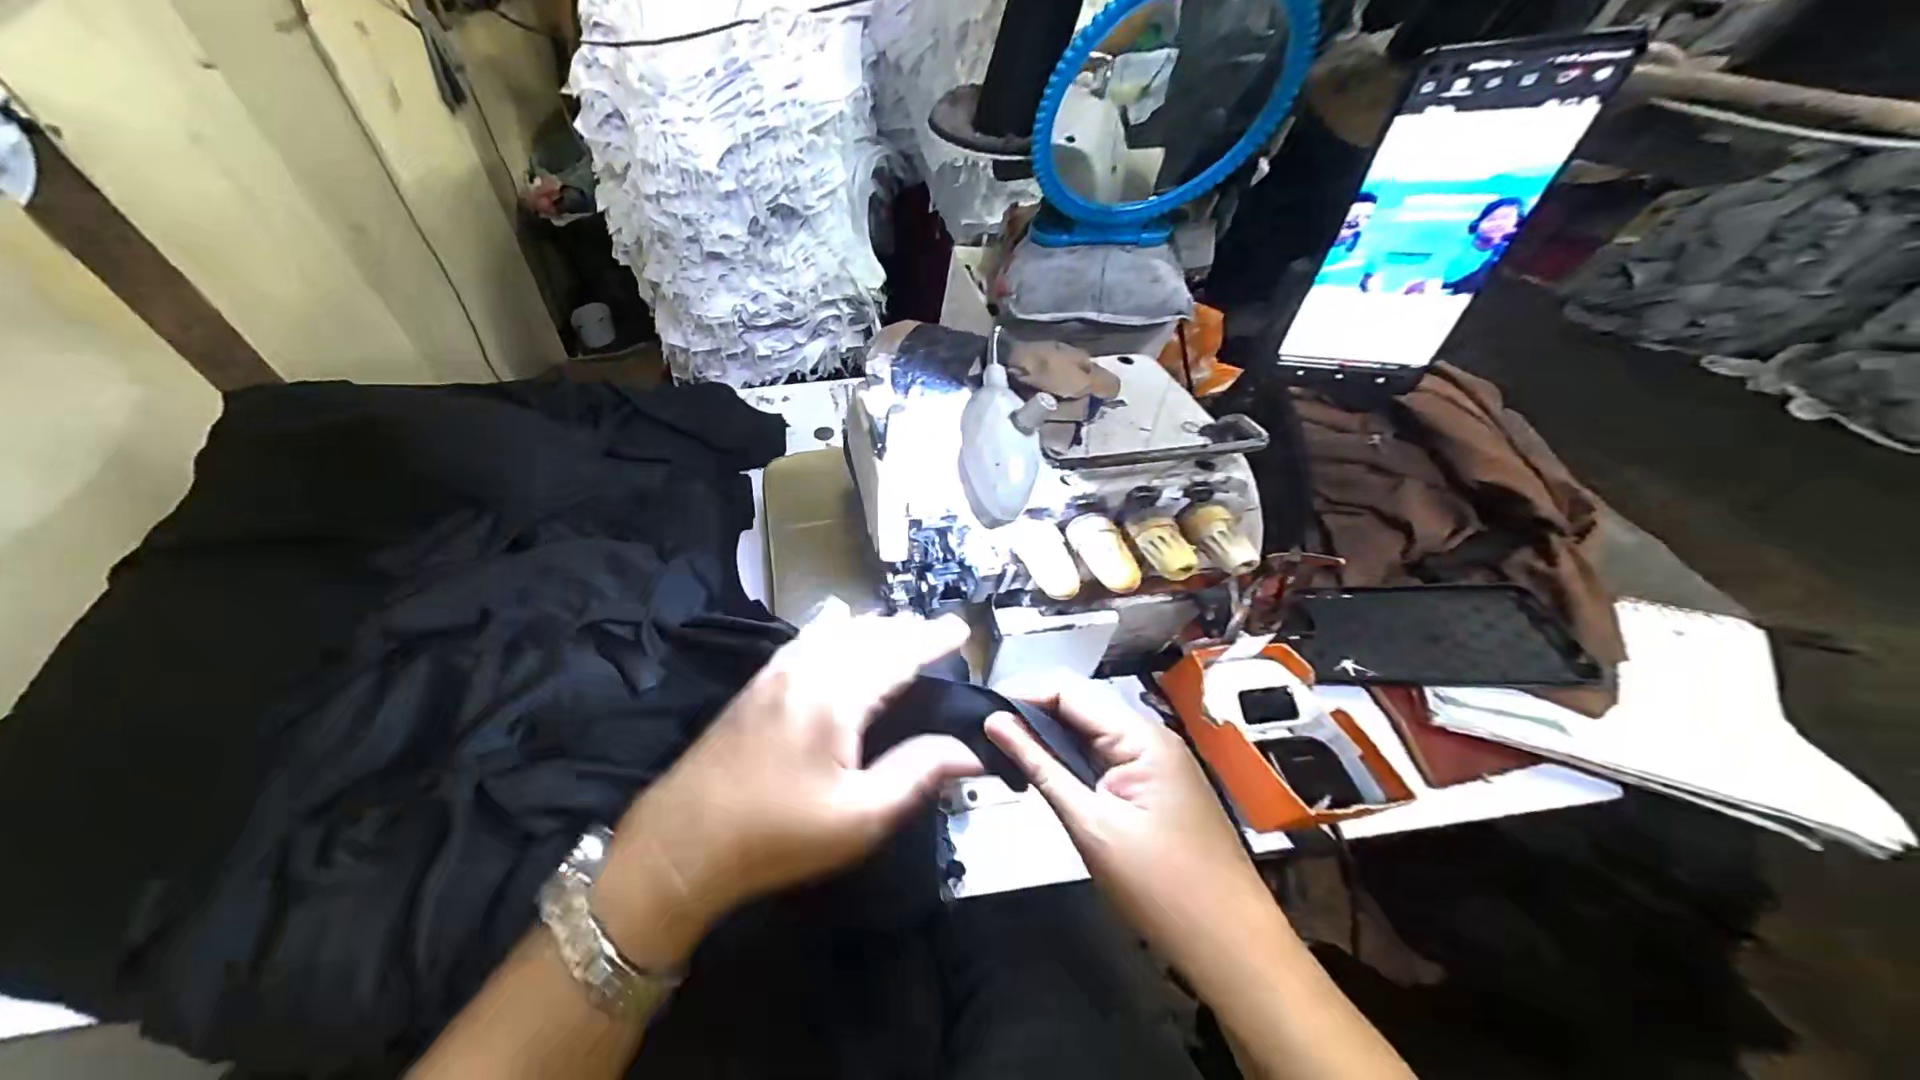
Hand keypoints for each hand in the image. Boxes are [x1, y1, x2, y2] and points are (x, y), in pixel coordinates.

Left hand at [591, 611, 982, 965]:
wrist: (680, 844)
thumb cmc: (778, 835)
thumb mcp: (860, 816)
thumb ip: (919, 772)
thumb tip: (970, 749)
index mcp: (837, 695)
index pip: (897, 652)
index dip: (932, 639)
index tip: (962, 628)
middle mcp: (806, 670)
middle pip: (866, 634)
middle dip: (905, 628)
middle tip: (936, 632)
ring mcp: (775, 674)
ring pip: (834, 632)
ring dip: (872, 628)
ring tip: (897, 632)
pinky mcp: (755, 687)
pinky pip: (807, 640)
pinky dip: (837, 632)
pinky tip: (838, 640)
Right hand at [984, 678, 1277, 972]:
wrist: (1229, 942)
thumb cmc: (1161, 887)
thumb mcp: (1090, 824)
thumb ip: (1041, 766)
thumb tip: (996, 722)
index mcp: (1140, 736)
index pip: (1069, 689)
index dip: (1022, 692)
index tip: (980, 709)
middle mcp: (1148, 735)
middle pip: (1079, 704)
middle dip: (1030, 711)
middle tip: (984, 730)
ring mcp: (1152, 759)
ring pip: (1088, 729)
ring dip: (1046, 734)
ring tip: (1000, 745)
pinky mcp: (1150, 782)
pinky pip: (1102, 754)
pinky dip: (1069, 756)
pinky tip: (1040, 766)